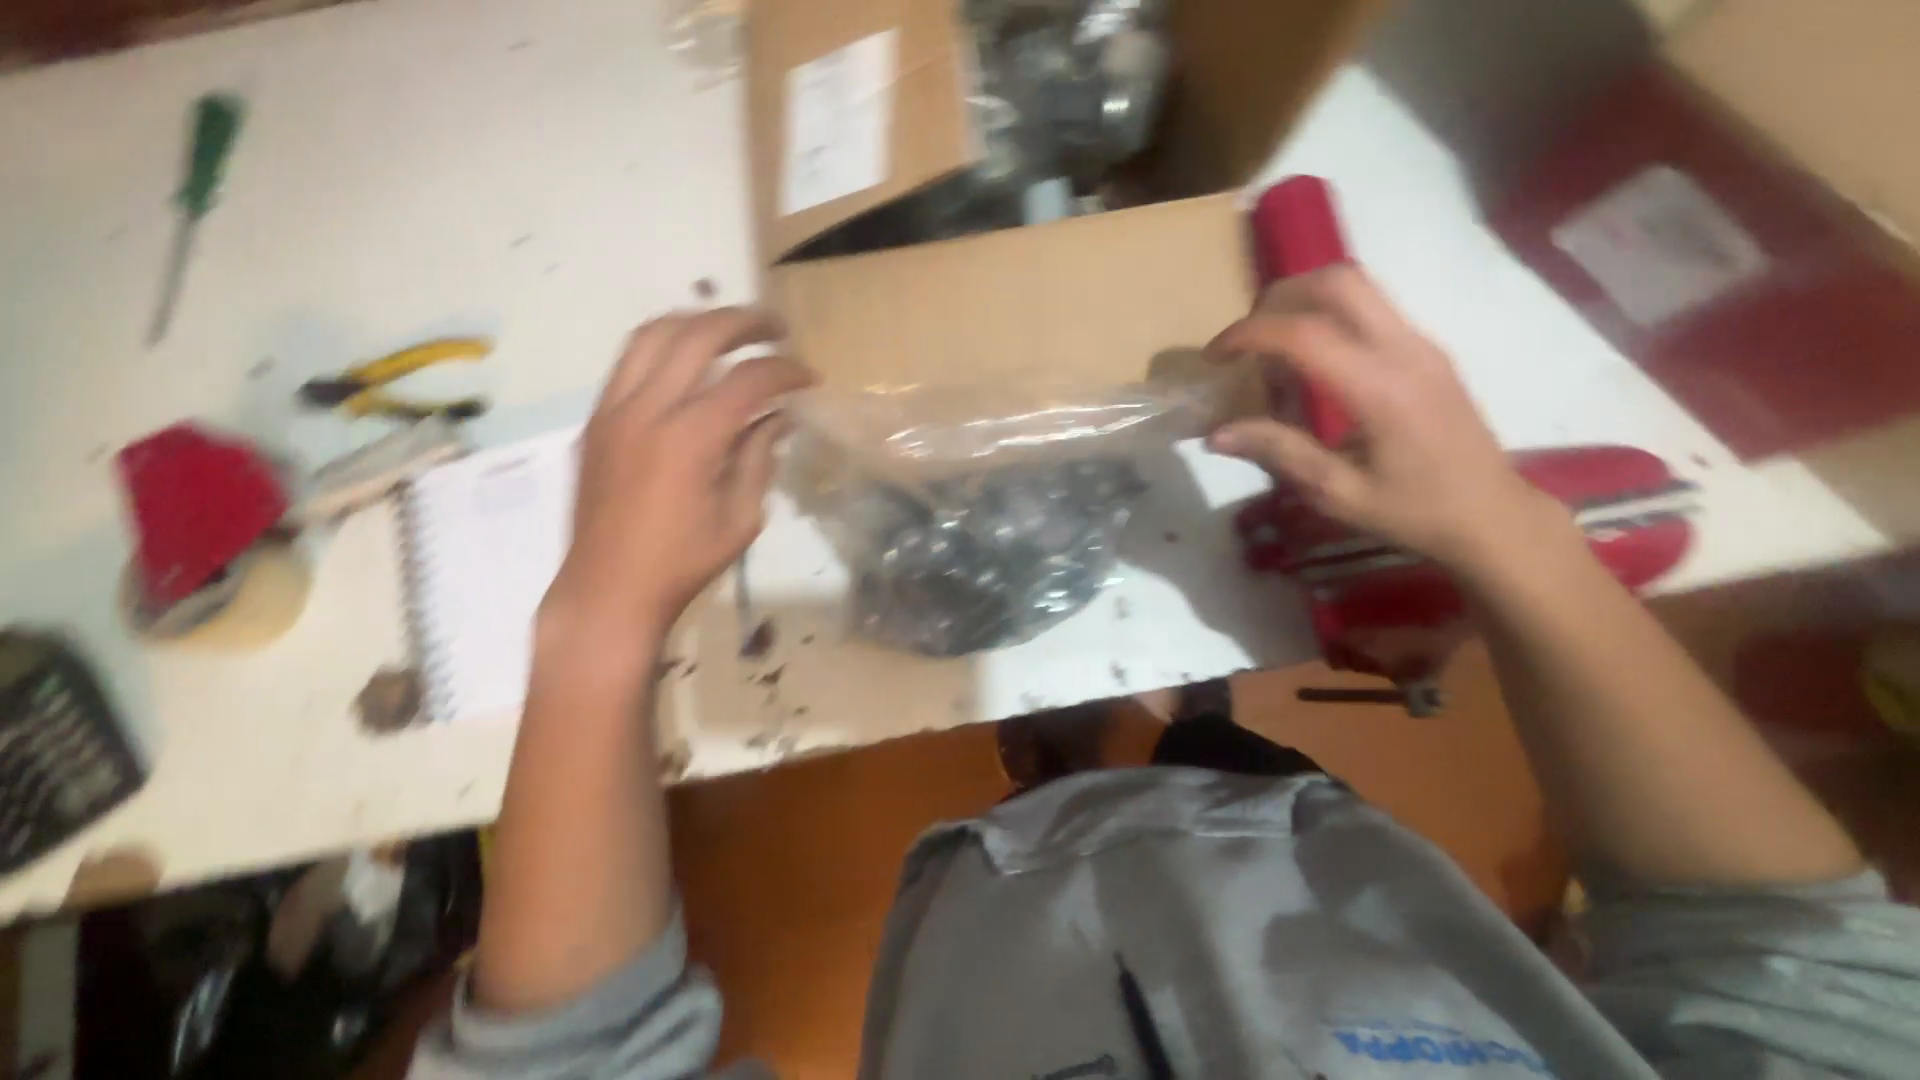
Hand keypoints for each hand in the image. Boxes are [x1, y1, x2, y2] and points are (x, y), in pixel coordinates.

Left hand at [543, 308, 813, 649]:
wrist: (608, 589)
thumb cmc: (682, 564)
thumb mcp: (740, 517)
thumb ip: (759, 457)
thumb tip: (777, 417)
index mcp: (690, 438)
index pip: (748, 379)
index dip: (786, 371)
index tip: (809, 377)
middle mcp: (647, 409)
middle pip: (698, 335)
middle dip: (745, 323)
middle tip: (776, 330)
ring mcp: (613, 409)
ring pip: (653, 334)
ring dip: (697, 322)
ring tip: (728, 330)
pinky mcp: (596, 420)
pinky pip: (628, 362)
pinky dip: (663, 347)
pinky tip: (686, 361)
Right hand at [1206, 266, 1559, 572]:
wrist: (1490, 514)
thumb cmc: (1413, 512)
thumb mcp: (1337, 493)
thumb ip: (1279, 452)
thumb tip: (1216, 434)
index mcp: (1380, 389)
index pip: (1304, 333)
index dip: (1249, 334)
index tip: (1214, 356)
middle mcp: (1405, 350)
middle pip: (1336, 283)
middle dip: (1278, 299)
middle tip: (1246, 339)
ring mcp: (1421, 343)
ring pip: (1357, 286)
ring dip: (1304, 300)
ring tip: (1273, 347)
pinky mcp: (1426, 349)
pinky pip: (1371, 308)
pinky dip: (1328, 316)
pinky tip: (1311, 363)